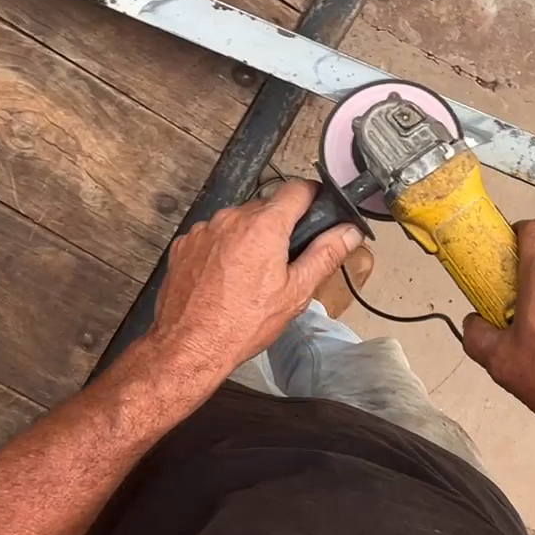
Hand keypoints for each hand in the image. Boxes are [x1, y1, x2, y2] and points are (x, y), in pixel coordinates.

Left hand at [146, 180, 362, 386]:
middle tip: (284, 261)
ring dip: (249, 238)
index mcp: (264, 226)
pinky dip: (222, 248)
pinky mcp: (185, 243)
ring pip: (238, 221)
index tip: (317, 212)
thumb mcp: (295, 292)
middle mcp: (232, 218)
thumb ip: (326, 255)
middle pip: (267, 206)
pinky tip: (225, 277)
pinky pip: (213, 235)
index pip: (297, 189)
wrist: (189, 346)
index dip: (312, 197)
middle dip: (279, 227)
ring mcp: (204, 229)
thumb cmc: (242, 324)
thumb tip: (349, 232)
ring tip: (251, 275)